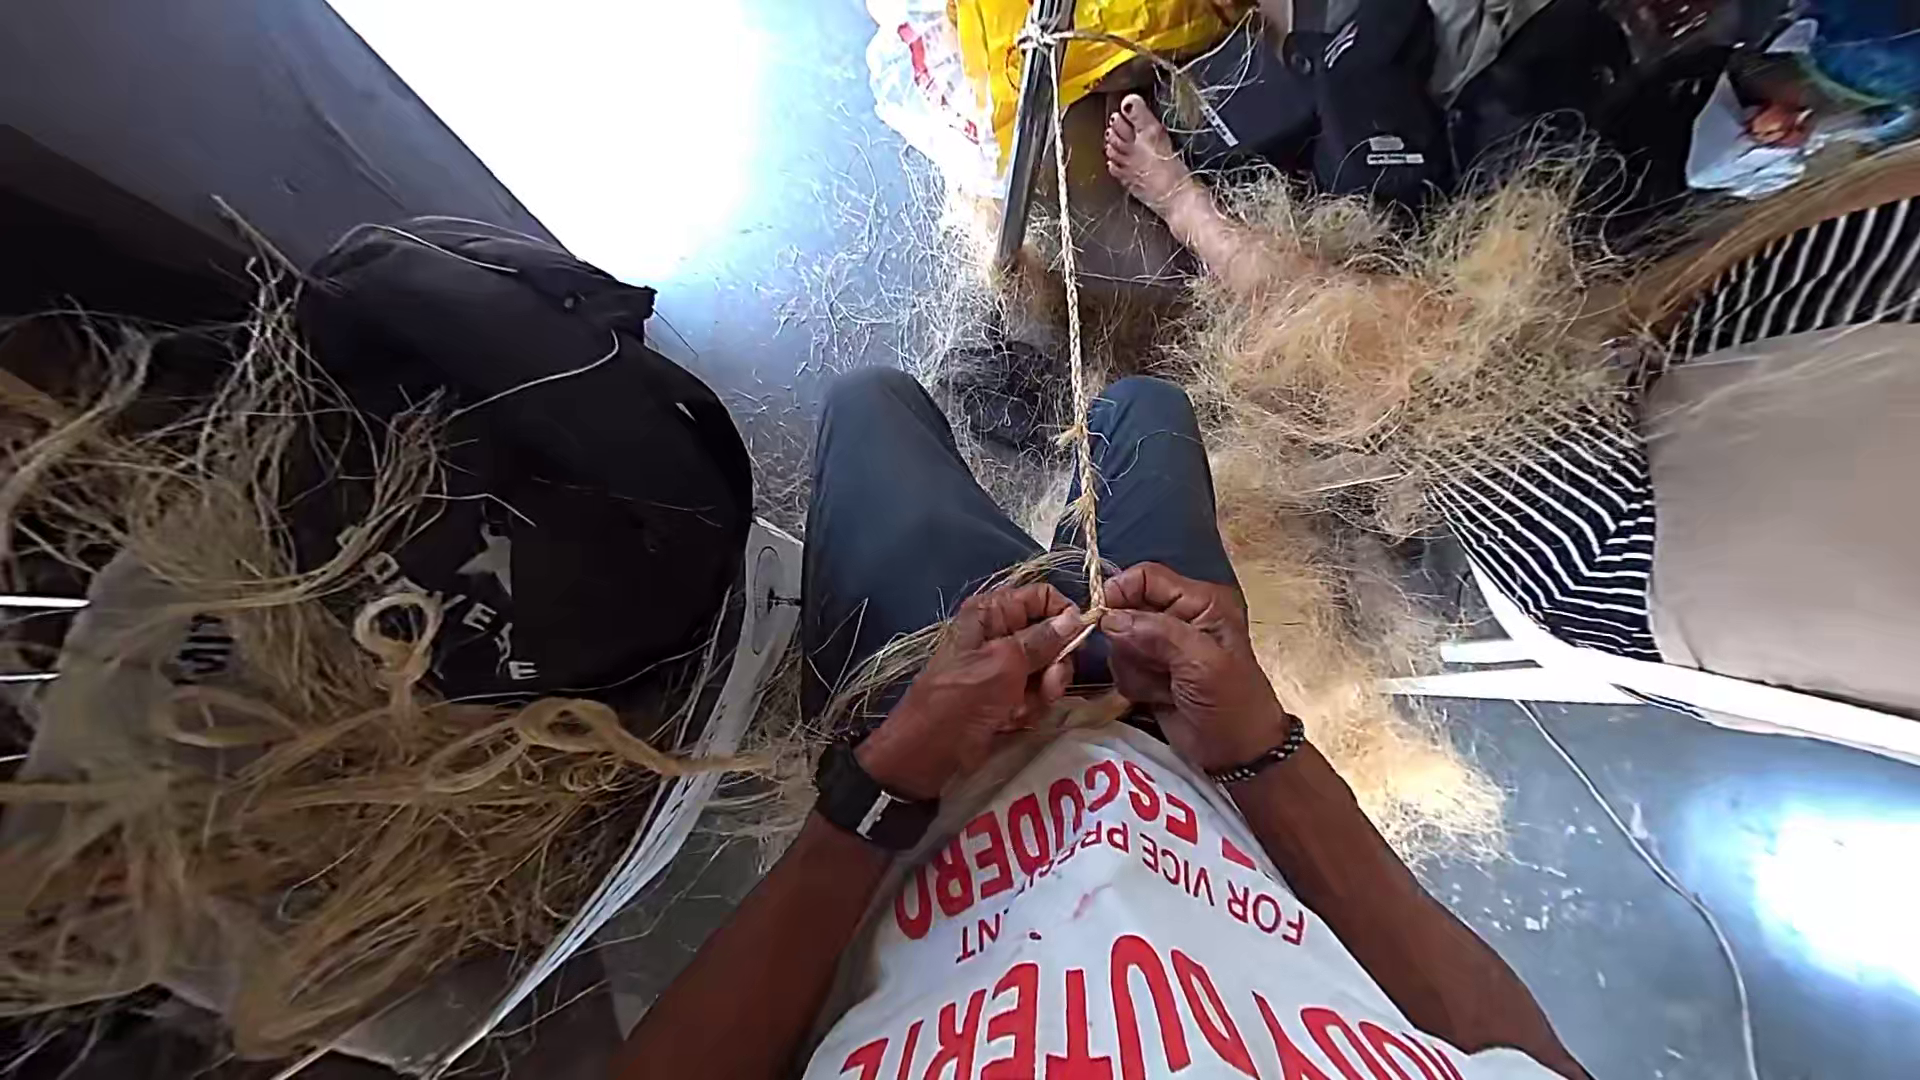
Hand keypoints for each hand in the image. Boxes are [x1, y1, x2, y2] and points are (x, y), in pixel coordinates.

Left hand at [856, 583, 1082, 799]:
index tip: (1077, 639)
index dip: (1064, 614)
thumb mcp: (1004, 662)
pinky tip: (1011, 720)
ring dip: (1041, 692)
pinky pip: (1037, 695)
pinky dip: (1029, 709)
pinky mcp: (1008, 695)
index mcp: (992, 612)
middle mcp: (1000, 633)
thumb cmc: (963, 696)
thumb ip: (1043, 639)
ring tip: (1020, 708)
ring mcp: (1005, 666)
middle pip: (1052, 636)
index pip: (1042, 597)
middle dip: (1054, 664)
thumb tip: (1075, 617)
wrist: (931, 751)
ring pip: (1048, 669)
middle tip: (1047, 685)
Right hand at [1099, 562, 1293, 771]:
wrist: (1237, 754)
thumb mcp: (1203, 663)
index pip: (1145, 577)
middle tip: (1151, 664)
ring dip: (1132, 665)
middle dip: (1129, 640)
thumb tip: (1109, 618)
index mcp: (1199, 600)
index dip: (1120, 591)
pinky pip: (1119, 663)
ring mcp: (1160, 642)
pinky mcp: (1147, 667)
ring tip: (1161, 684)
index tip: (1102, 618)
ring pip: (1117, 638)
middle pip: (1125, 607)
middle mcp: (1177, 614)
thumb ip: (1158, 633)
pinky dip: (1132, 682)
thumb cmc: (1231, 703)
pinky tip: (1157, 695)